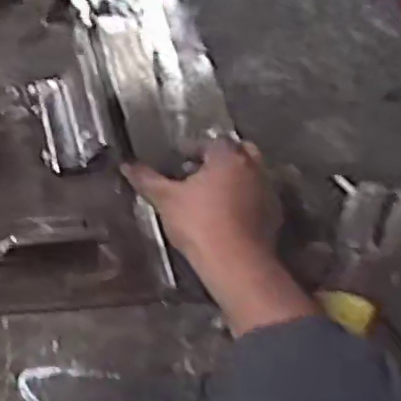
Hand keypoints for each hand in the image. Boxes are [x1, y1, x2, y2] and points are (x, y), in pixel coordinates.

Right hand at [123, 139, 317, 336]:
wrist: (233, 259)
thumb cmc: (197, 222)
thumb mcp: (164, 199)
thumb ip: (146, 179)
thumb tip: (127, 165)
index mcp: (228, 159)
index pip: (212, 142)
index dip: (193, 147)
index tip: (176, 157)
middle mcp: (254, 168)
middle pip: (240, 151)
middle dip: (219, 157)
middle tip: (197, 169)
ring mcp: (268, 190)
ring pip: (250, 173)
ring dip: (232, 176)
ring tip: (207, 191)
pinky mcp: (273, 212)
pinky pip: (256, 194)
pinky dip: (242, 195)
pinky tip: (223, 210)